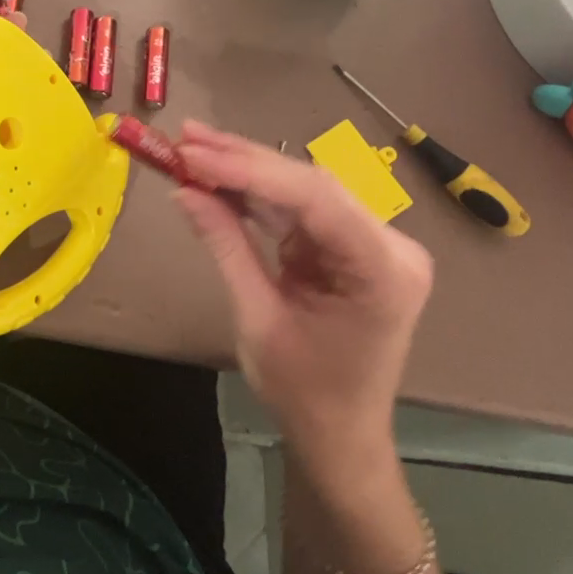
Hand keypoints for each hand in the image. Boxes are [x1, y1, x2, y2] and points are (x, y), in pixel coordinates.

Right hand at [171, 121, 432, 457]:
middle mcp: (389, 246)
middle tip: (185, 138)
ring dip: (245, 168)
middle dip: (243, 160)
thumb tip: (183, 192)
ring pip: (302, 189)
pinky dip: (255, 194)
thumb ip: (226, 246)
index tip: (194, 154)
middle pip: (310, 185)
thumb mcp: (257, 319)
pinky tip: (217, 173)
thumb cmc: (304, 391)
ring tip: (191, 145)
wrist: (340, 435)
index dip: (250, 170)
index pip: (316, 200)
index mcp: (383, 271)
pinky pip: (298, 208)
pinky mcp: (348, 245)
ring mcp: (371, 242)